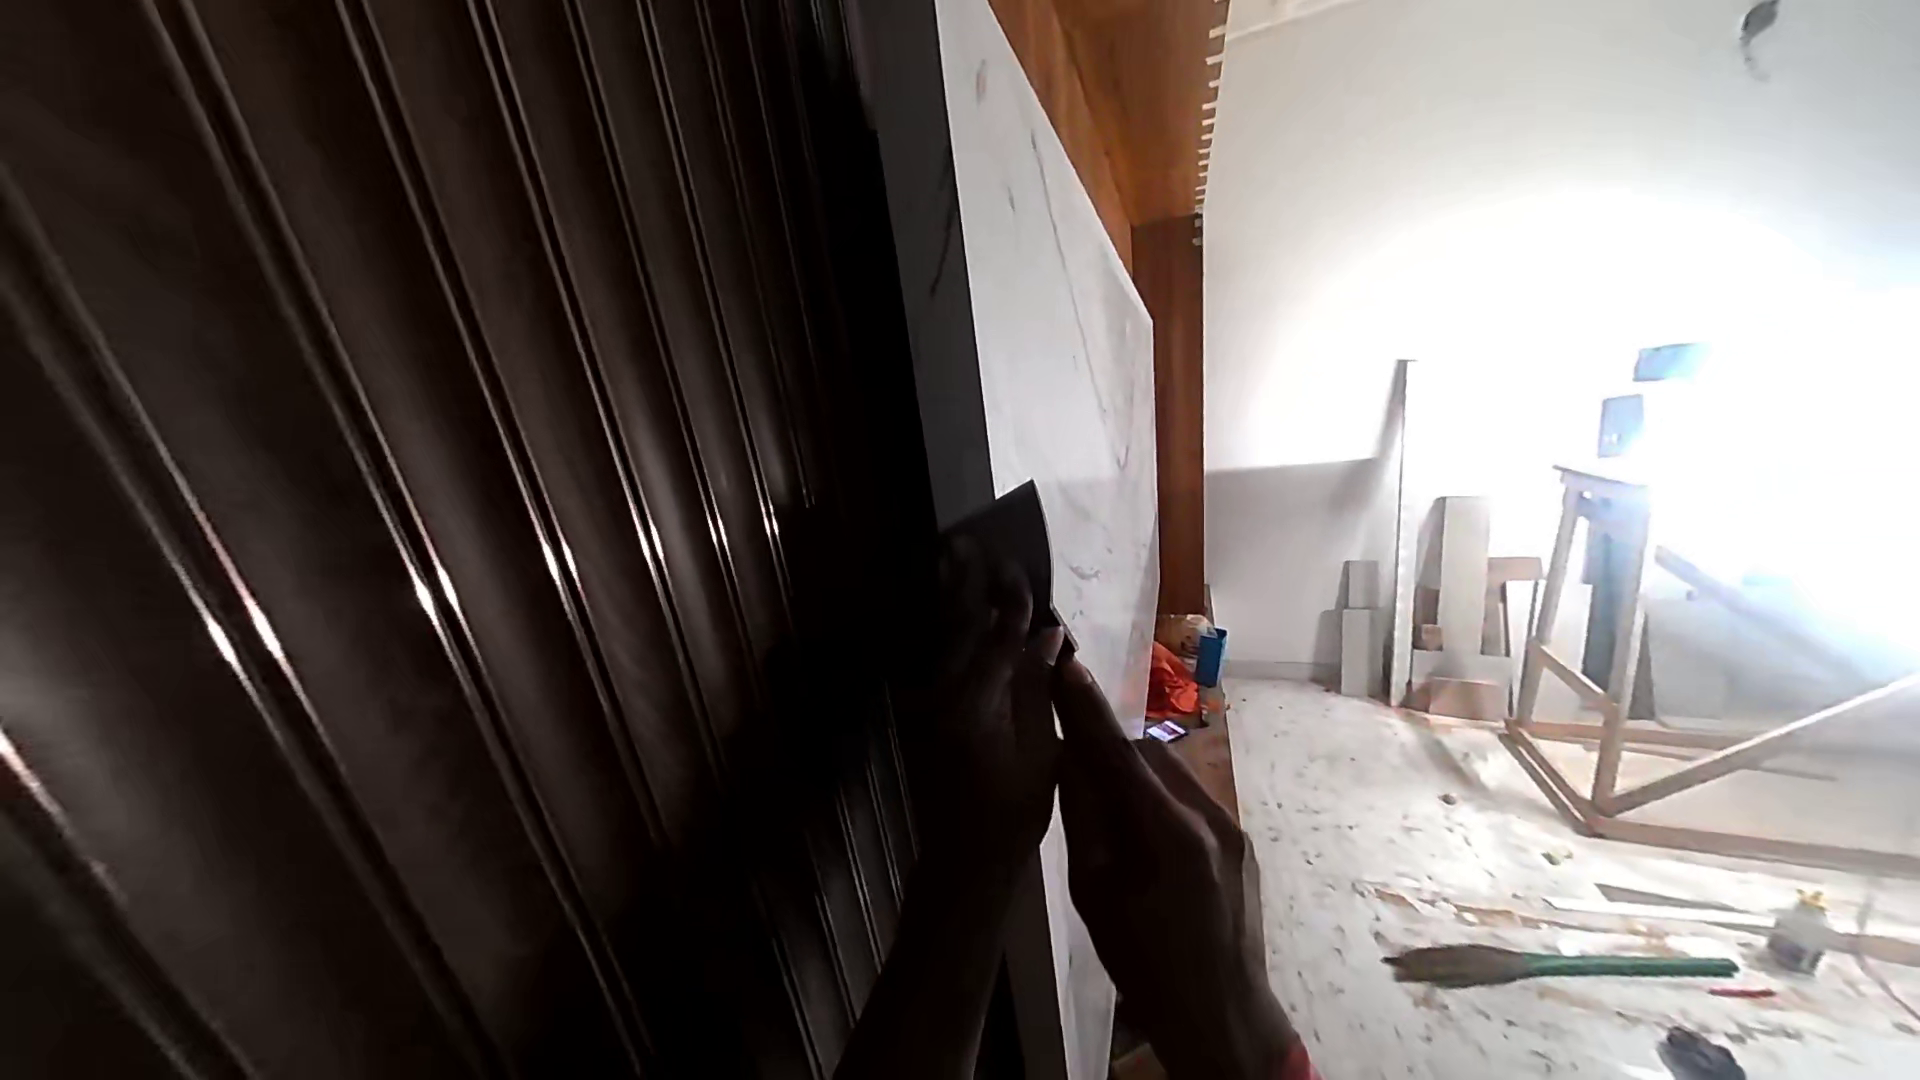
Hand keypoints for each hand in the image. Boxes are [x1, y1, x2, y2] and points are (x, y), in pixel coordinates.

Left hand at [912, 537, 1062, 880]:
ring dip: (945, 598)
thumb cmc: (1014, 811)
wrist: (962, 854)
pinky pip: (931, 658)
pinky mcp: (920, 711)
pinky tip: (944, 609)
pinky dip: (940, 630)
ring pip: (936, 638)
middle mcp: (943, 694)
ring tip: (948, 559)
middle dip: (964, 583)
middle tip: (966, 543)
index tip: (1020, 569)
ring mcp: (925, 702)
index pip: (999, 638)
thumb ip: (1037, 687)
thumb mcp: (1040, 751)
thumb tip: (1048, 636)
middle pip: (957, 626)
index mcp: (977, 705)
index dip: (1013, 602)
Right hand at [1054, 659, 1295, 1079]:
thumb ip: (1084, 816)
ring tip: (1102, 788)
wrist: (1225, 1020)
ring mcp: (1229, 822)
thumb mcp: (1094, 893)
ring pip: (1167, 767)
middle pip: (1144, 752)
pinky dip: (1153, 786)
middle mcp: (1207, 814)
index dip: (1087, 706)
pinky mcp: (1237, 833)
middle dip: (1105, 739)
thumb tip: (1067, 756)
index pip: (1116, 751)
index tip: (1066, 664)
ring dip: (1129, 763)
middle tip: (1069, 738)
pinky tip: (1138, 816)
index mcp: (1168, 834)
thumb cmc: (1145, 965)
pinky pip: (1186, 789)